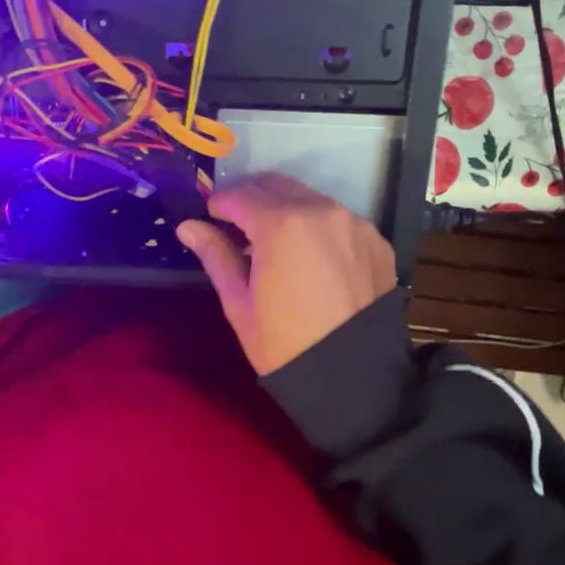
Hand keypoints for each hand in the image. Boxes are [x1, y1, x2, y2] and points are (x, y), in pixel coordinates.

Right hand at [177, 173, 395, 375]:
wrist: (353, 378)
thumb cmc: (285, 345)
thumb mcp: (240, 304)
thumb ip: (216, 256)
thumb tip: (188, 227)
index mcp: (281, 224)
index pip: (240, 196)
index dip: (219, 205)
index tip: (211, 218)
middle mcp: (321, 211)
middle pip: (277, 186)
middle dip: (253, 199)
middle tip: (239, 226)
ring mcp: (354, 224)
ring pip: (311, 199)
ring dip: (288, 210)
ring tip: (276, 244)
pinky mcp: (376, 240)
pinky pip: (340, 221)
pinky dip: (320, 228)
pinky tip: (312, 259)